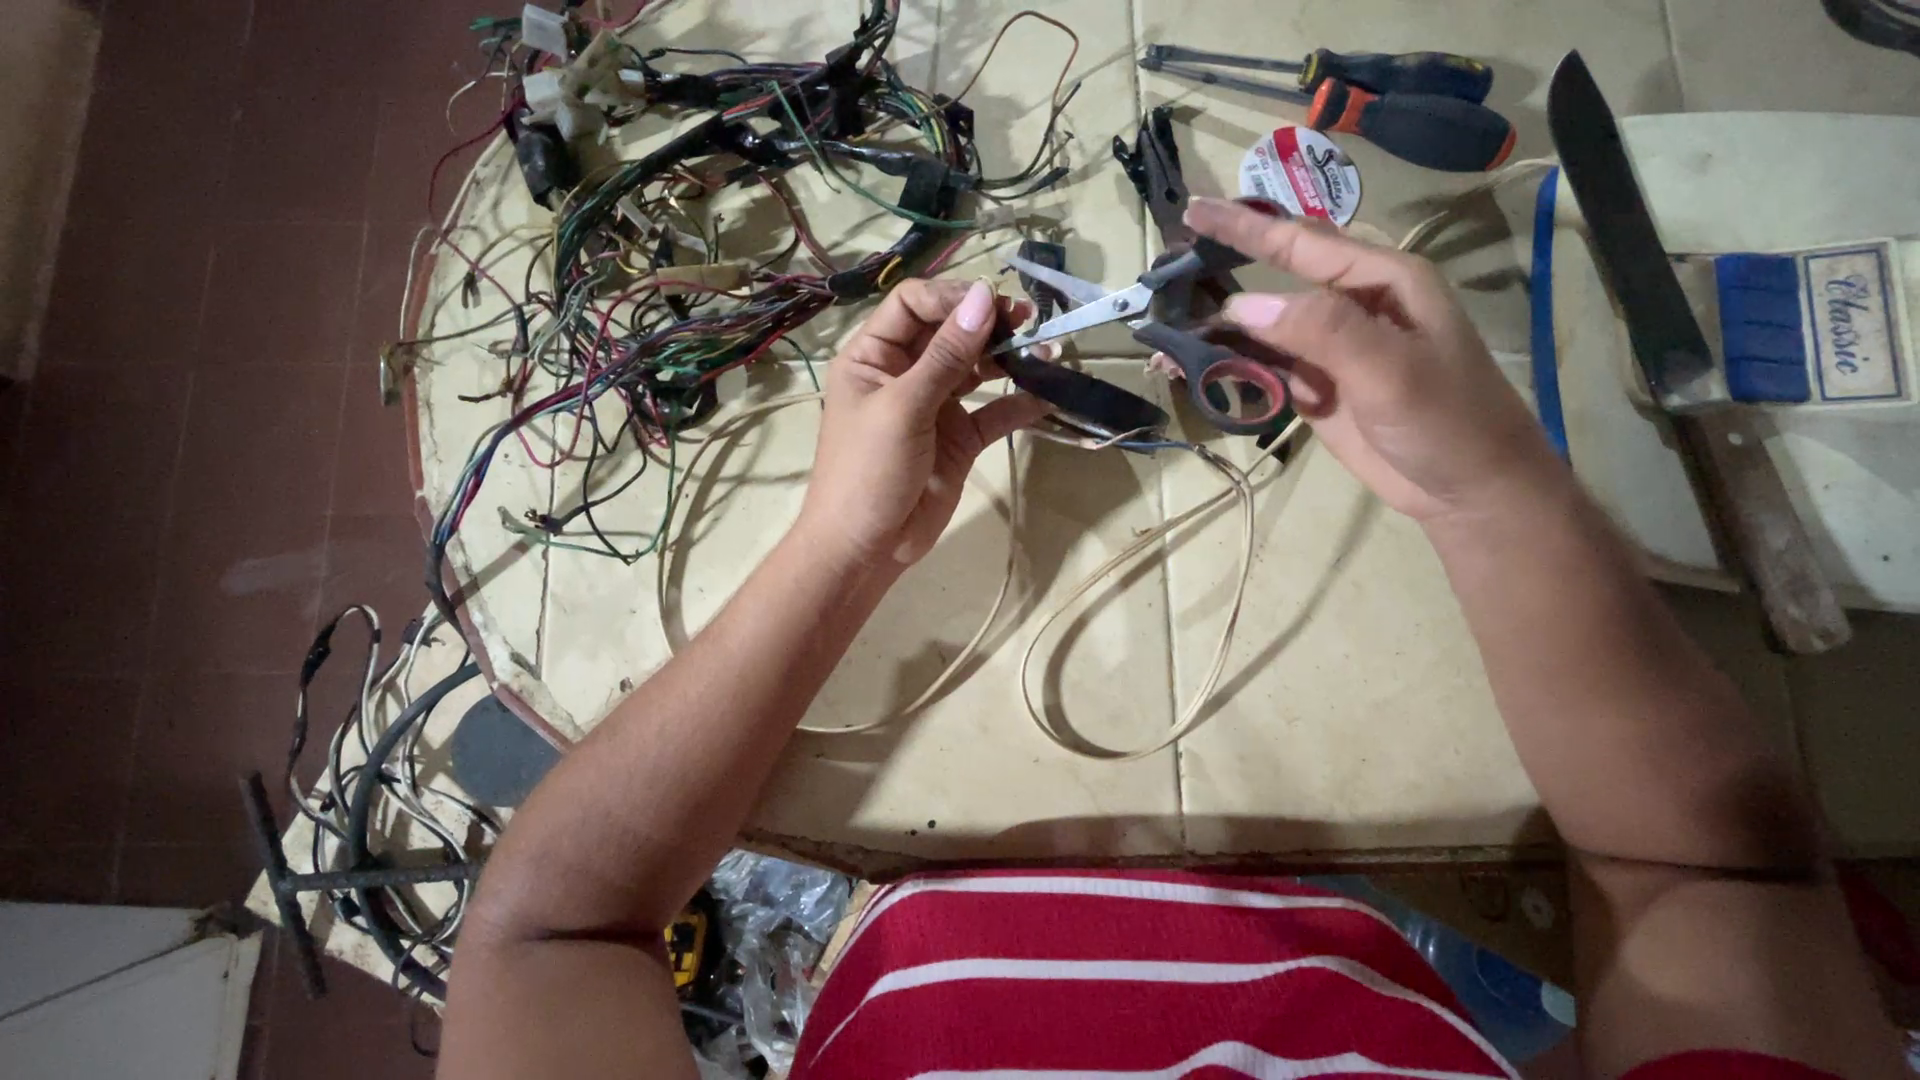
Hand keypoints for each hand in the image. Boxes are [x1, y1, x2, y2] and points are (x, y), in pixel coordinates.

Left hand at [794, 278, 1050, 567]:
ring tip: (1045, 349)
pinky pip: (993, 412)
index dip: (951, 298)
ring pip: (976, 368)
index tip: (992, 302)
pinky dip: (1018, 403)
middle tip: (1027, 319)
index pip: (913, 305)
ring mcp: (934, 406)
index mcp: (873, 356)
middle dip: (987, 322)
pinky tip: (1046, 395)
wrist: (865, 547)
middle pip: (949, 331)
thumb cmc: (868, 471)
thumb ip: (945, 355)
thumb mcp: (903, 407)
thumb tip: (985, 297)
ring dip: (1008, 358)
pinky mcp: (959, 439)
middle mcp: (904, 374)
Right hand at [1184, 196, 1569, 524]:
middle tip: (1168, 271)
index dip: (1246, 227)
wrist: (1467, 488)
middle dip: (1222, 274)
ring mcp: (1331, 350)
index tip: (1194, 211)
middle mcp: (1351, 306)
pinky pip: (1265, 369)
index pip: (1301, 242)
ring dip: (1218, 335)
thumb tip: (1241, 305)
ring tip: (1167, 341)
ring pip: (1262, 330)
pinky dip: (1232, 369)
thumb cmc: (1447, 419)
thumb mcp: (1390, 369)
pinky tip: (1198, 371)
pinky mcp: (1317, 388)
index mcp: (1380, 281)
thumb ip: (1320, 330)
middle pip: (1275, 280)